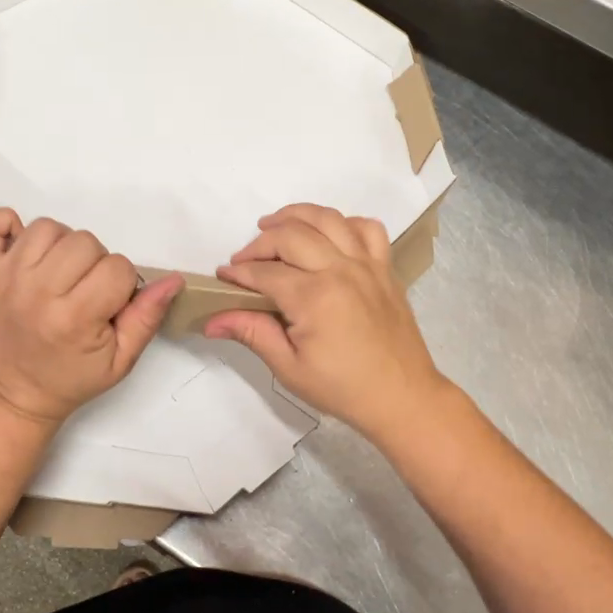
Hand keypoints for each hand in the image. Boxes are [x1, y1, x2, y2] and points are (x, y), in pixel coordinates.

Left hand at [0, 209, 181, 426]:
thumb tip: (173, 280)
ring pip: (47, 228)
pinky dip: (3, 224)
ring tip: (63, 272)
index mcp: (73, 318)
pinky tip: (21, 244)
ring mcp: (8, 278)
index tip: (111, 305)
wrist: (20, 391)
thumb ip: (147, 318)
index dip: (122, 284)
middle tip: (88, 291)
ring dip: (62, 244)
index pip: (116, 268)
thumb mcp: (122, 360)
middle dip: (96, 263)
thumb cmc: (74, 377)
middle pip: (84, 241)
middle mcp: (38, 291)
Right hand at [205, 204, 452, 440]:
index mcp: (314, 297)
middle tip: (243, 261)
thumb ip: (252, 333)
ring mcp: (366, 264)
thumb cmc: (343, 388)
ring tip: (274, 225)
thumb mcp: (290, 368)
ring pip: (327, 219)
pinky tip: (327, 234)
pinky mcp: (384, 268)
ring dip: (296, 216)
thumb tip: (210, 320)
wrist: (402, 396)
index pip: (264, 272)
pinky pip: (366, 228)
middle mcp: (340, 270)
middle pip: (290, 235)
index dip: (237, 272)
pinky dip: (344, 222)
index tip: (221, 277)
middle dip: (259, 243)